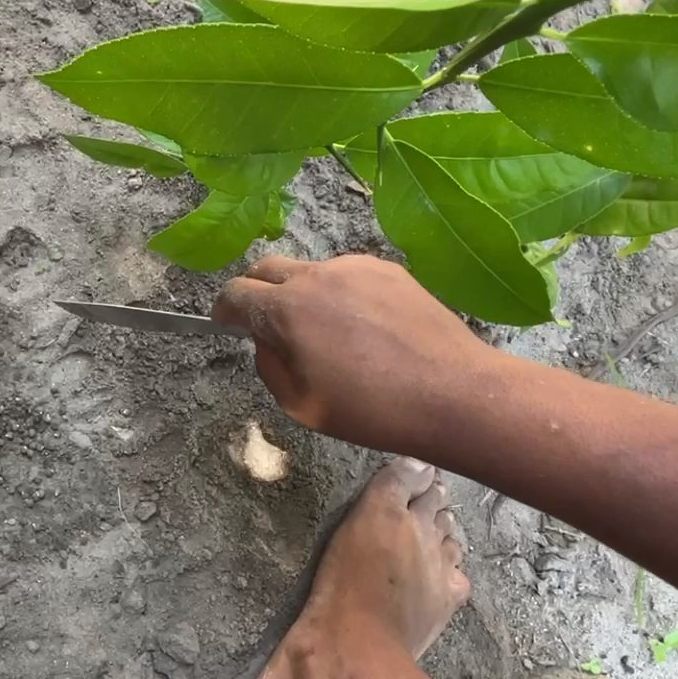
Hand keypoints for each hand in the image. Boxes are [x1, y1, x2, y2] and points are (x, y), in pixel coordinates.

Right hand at [212, 254, 508, 456]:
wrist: (453, 394)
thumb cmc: (371, 410)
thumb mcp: (300, 404)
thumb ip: (269, 365)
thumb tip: (265, 339)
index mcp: (286, 310)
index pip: (235, 293)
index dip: (224, 309)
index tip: (226, 323)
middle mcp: (315, 277)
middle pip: (265, 268)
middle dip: (256, 291)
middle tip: (266, 322)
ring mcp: (353, 267)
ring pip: (308, 271)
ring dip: (300, 293)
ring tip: (326, 331)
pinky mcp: (386, 269)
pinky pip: (345, 275)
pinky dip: (338, 293)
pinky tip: (362, 326)